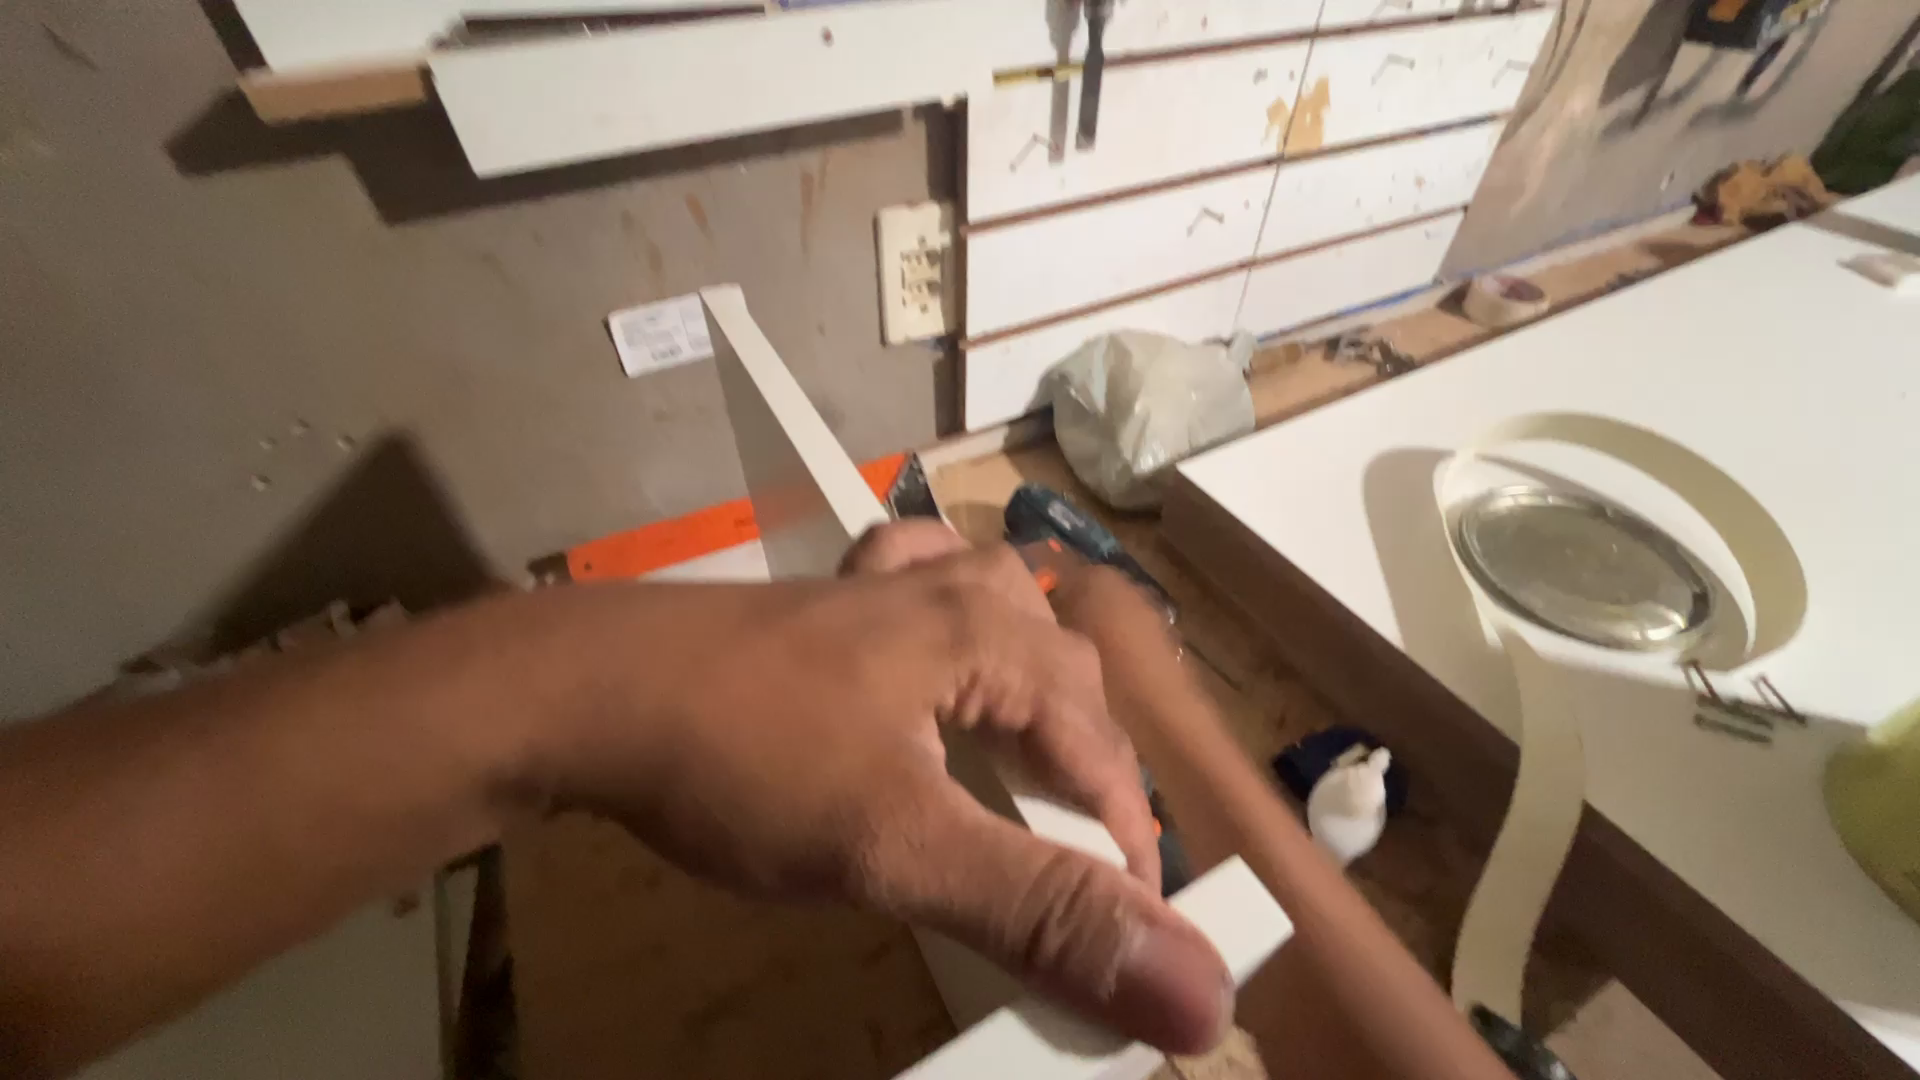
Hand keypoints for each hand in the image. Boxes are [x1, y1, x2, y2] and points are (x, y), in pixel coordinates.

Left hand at [540, 521, 1231, 1054]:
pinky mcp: (840, 593)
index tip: (1125, 930)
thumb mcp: (896, 846)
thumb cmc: (748, 759)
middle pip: (1064, 677)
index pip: (1100, 750)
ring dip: (1037, 686)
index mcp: (988, 637)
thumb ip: (1036, 909)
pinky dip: (958, 614)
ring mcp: (890, 582)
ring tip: (1035, 752)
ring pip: (1006, 615)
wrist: (595, 687)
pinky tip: (946, 636)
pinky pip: (926, 579)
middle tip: (1071, 854)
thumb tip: (1190, 986)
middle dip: (1086, 768)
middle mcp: (954, 591)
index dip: (1125, 843)